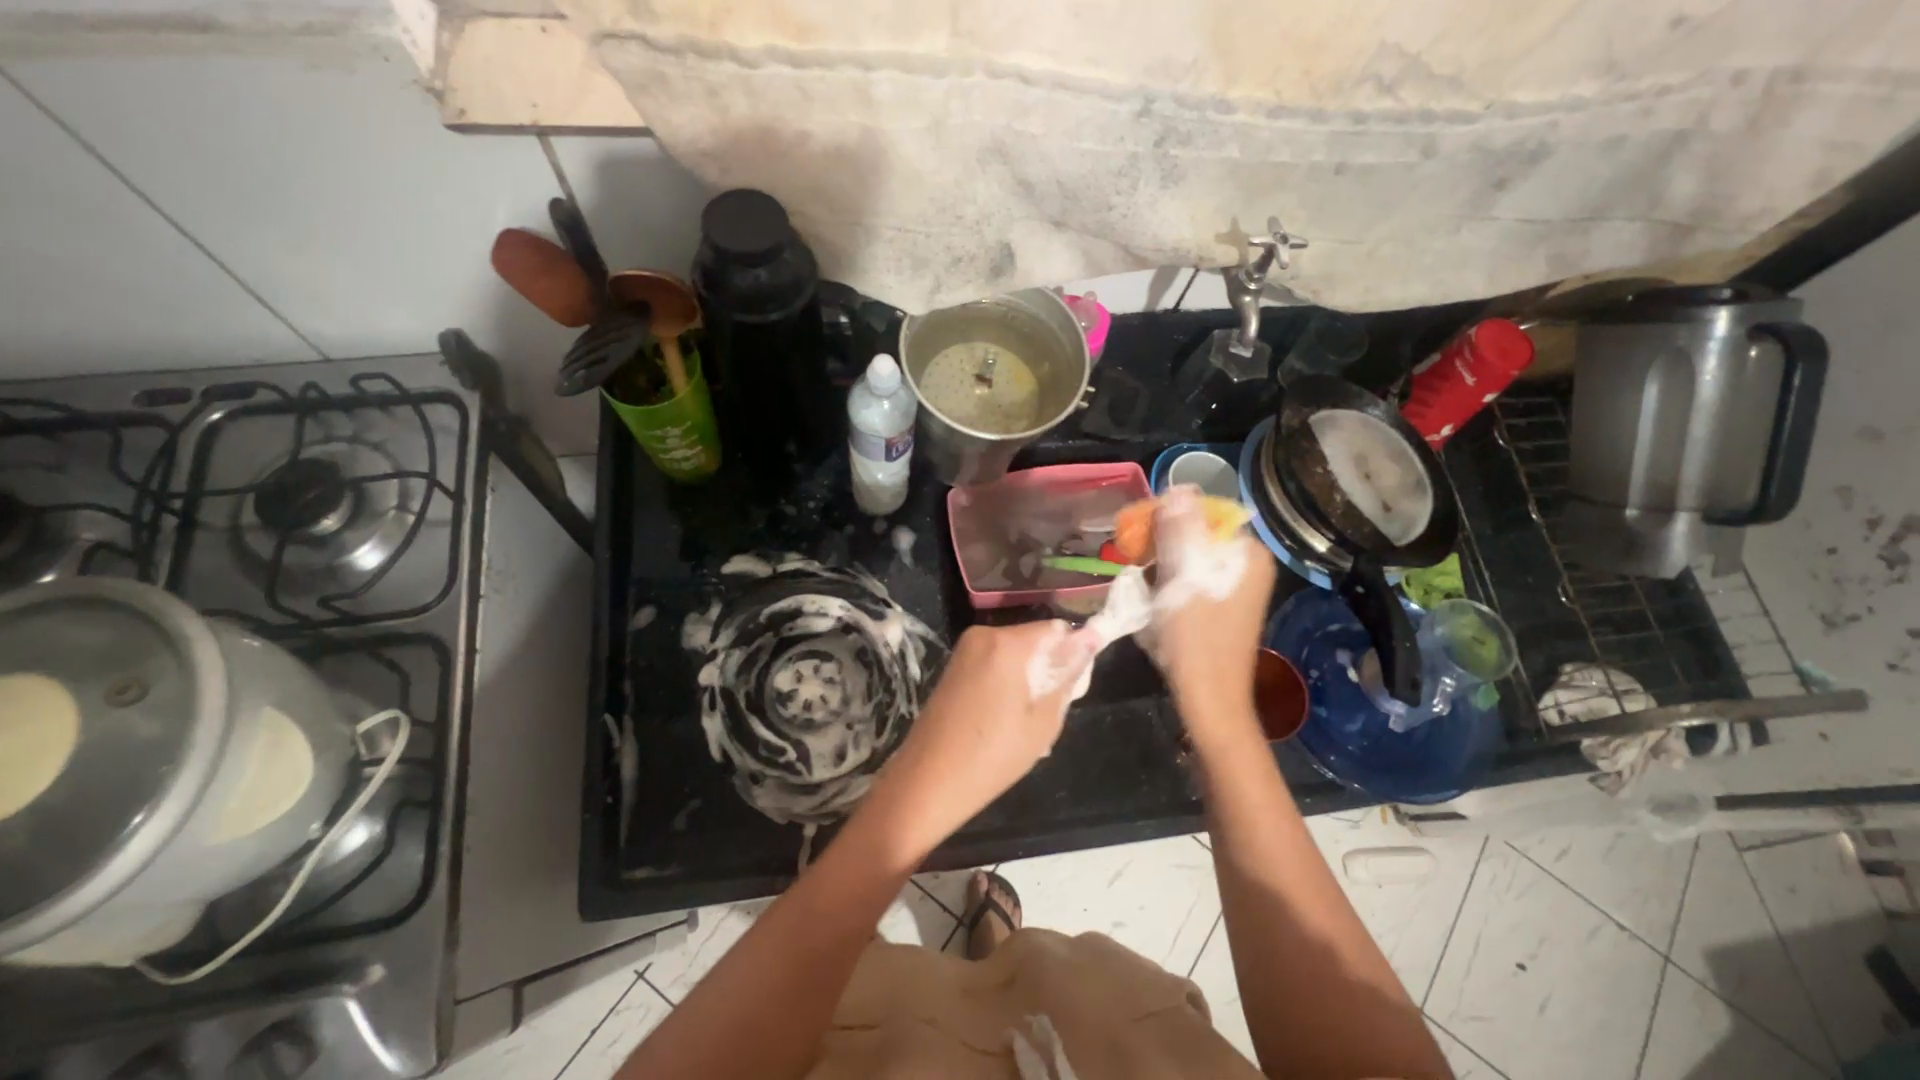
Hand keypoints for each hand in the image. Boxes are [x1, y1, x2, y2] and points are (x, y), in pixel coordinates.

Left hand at [875, 621, 1090, 848]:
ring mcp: (963, 652)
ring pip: (1014, 656)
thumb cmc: (993, 755)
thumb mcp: (1044, 720)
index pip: (1057, 630)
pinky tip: (1004, 725)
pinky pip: (994, 667)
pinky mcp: (952, 670)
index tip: (1074, 690)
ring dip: (1028, 682)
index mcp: (1006, 642)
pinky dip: (1007, 687)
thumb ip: (1068, 674)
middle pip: (1034, 641)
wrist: (926, 783)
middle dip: (1049, 670)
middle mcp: (982, 635)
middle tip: (1050, 715)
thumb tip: (1091, 637)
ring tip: (1027, 726)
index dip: (1073, 655)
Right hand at [1150, 488, 1276, 740]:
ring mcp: (1238, 589)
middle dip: (1163, 548)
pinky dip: (1170, 588)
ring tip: (1144, 590)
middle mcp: (1249, 566)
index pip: (1206, 514)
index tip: (1139, 535)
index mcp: (1248, 555)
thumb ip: (1180, 531)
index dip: (1169, 518)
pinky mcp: (1224, 608)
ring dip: (1162, 570)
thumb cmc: (1195, 641)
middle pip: (1197, 537)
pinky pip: (1193, 582)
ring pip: (1190, 561)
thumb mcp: (1182, 579)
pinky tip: (1154, 607)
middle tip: (1137, 565)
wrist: (1210, 701)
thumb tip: (1180, 487)